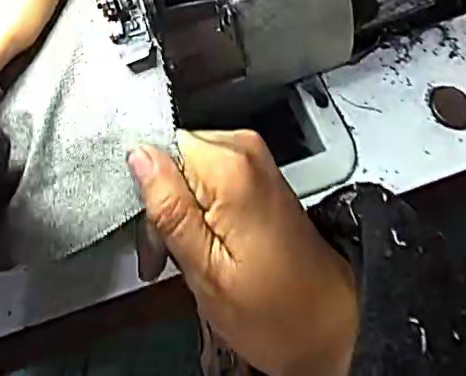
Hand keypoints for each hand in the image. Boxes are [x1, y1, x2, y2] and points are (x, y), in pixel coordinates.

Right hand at [130, 131, 357, 375]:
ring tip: (188, 257)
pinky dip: (199, 207)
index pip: (160, 147)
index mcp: (230, 166)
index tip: (152, 234)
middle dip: (162, 205)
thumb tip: (138, 156)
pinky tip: (205, 242)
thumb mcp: (205, 269)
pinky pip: (207, 175)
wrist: (327, 317)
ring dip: (178, 209)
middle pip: (174, 156)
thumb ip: (169, 207)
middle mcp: (244, 148)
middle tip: (166, 257)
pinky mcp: (255, 170)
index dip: (148, 192)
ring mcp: (252, 157)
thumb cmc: (275, 308)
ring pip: (187, 166)